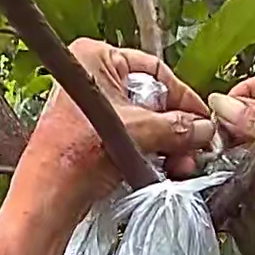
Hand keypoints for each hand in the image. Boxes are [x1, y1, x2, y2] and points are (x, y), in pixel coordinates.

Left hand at [23, 38, 216, 215]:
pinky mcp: (93, 142)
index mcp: (96, 59)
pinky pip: (132, 144)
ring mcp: (93, 113)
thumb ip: (177, 127)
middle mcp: (93, 80)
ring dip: (167, 148)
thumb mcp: (138, 131)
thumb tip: (204, 129)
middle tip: (193, 150)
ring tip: (180, 167)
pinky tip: (164, 171)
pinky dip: (150, 157)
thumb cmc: (76, 153)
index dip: (183, 97)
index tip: (204, 120)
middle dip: (176, 130)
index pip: (156, 71)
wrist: (49, 195)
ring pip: (145, 127)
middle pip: (152, 102)